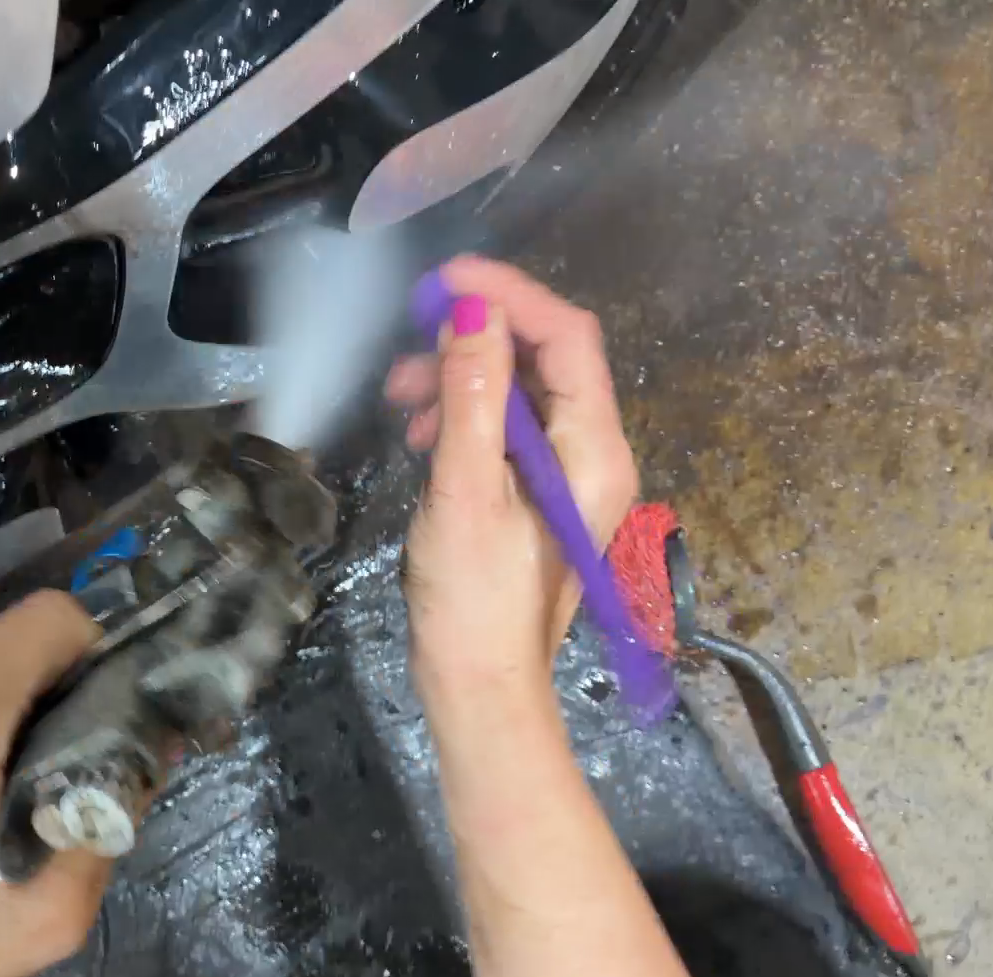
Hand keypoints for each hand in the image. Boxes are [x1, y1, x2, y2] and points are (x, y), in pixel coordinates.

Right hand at [384, 256, 637, 707]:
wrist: (477, 680)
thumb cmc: (473, 598)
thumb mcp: (465, 494)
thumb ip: (471, 401)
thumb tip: (469, 315)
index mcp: (591, 449)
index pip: (566, 340)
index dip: (509, 296)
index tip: (444, 280)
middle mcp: (587, 453)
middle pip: (540, 363)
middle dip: (473, 345)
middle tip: (405, 358)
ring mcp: (559, 476)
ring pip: (514, 396)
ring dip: (458, 384)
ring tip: (402, 407)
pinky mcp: (527, 496)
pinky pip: (499, 433)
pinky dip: (459, 420)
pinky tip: (422, 438)